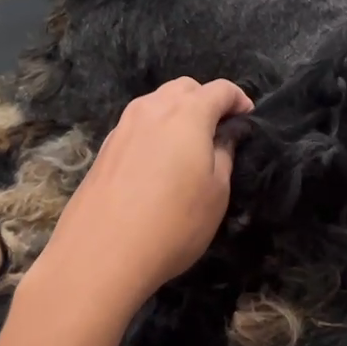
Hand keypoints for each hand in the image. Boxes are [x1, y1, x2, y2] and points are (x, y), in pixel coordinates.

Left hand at [38, 77, 252, 306]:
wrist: (98, 257)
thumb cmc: (172, 223)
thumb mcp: (216, 193)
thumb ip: (225, 154)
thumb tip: (226, 134)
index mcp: (187, 112)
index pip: (221, 89)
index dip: (239, 100)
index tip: (248, 120)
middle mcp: (153, 108)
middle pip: (186, 88)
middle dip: (206, 101)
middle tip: (218, 131)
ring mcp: (124, 126)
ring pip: (157, 103)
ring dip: (178, 113)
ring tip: (187, 147)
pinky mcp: (104, 148)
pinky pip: (138, 125)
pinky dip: (155, 131)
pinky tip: (156, 164)